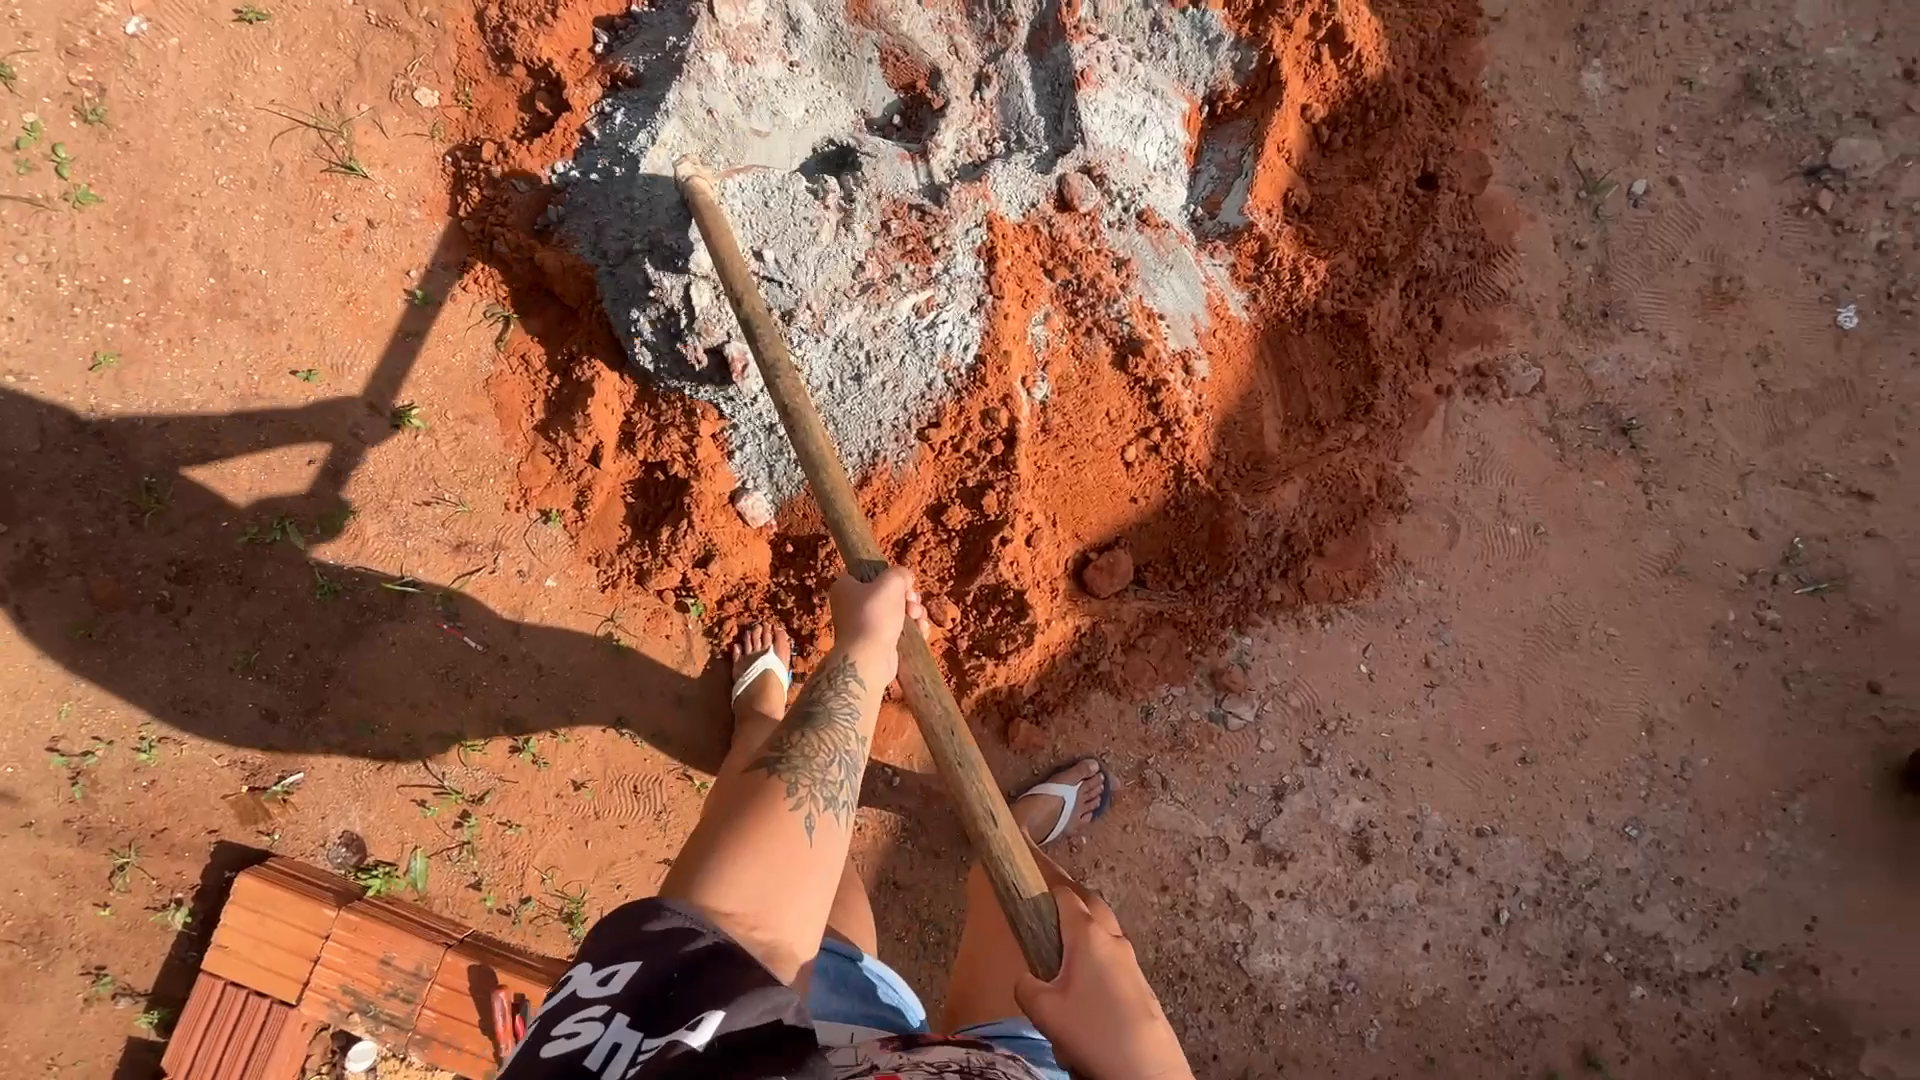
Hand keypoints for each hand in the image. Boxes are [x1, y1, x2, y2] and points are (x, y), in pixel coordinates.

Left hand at [825, 566, 924, 655]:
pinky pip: (901, 630)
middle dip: (908, 597)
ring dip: (915, 612)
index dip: (891, 577)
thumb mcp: (891, 582)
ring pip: (899, 612)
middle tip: (912, 603)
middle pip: (889, 594)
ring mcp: (866, 626)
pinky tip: (921, 630)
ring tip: (917, 618)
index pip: (872, 574)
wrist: (869, 658)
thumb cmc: (874, 615)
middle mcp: (853, 606)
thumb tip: (905, 577)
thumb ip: (900, 573)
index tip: (904, 584)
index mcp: (846, 587)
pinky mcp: (879, 643)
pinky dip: (913, 629)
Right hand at [1015, 882, 1192, 1079]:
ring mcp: (1132, 961)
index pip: (1067, 896)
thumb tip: (1026, 980)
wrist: (1148, 1070)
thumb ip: (1026, 987)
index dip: (1050, 885)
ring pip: (1108, 930)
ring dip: (1090, 927)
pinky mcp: (1142, 984)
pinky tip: (1088, 985)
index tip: (1037, 880)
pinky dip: (1100, 955)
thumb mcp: (1044, 1012)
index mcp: (1088, 934)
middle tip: (1054, 902)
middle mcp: (1112, 939)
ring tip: (1068, 945)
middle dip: (1075, 898)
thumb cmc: (1092, 1031)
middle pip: (1093, 904)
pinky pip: (1116, 957)